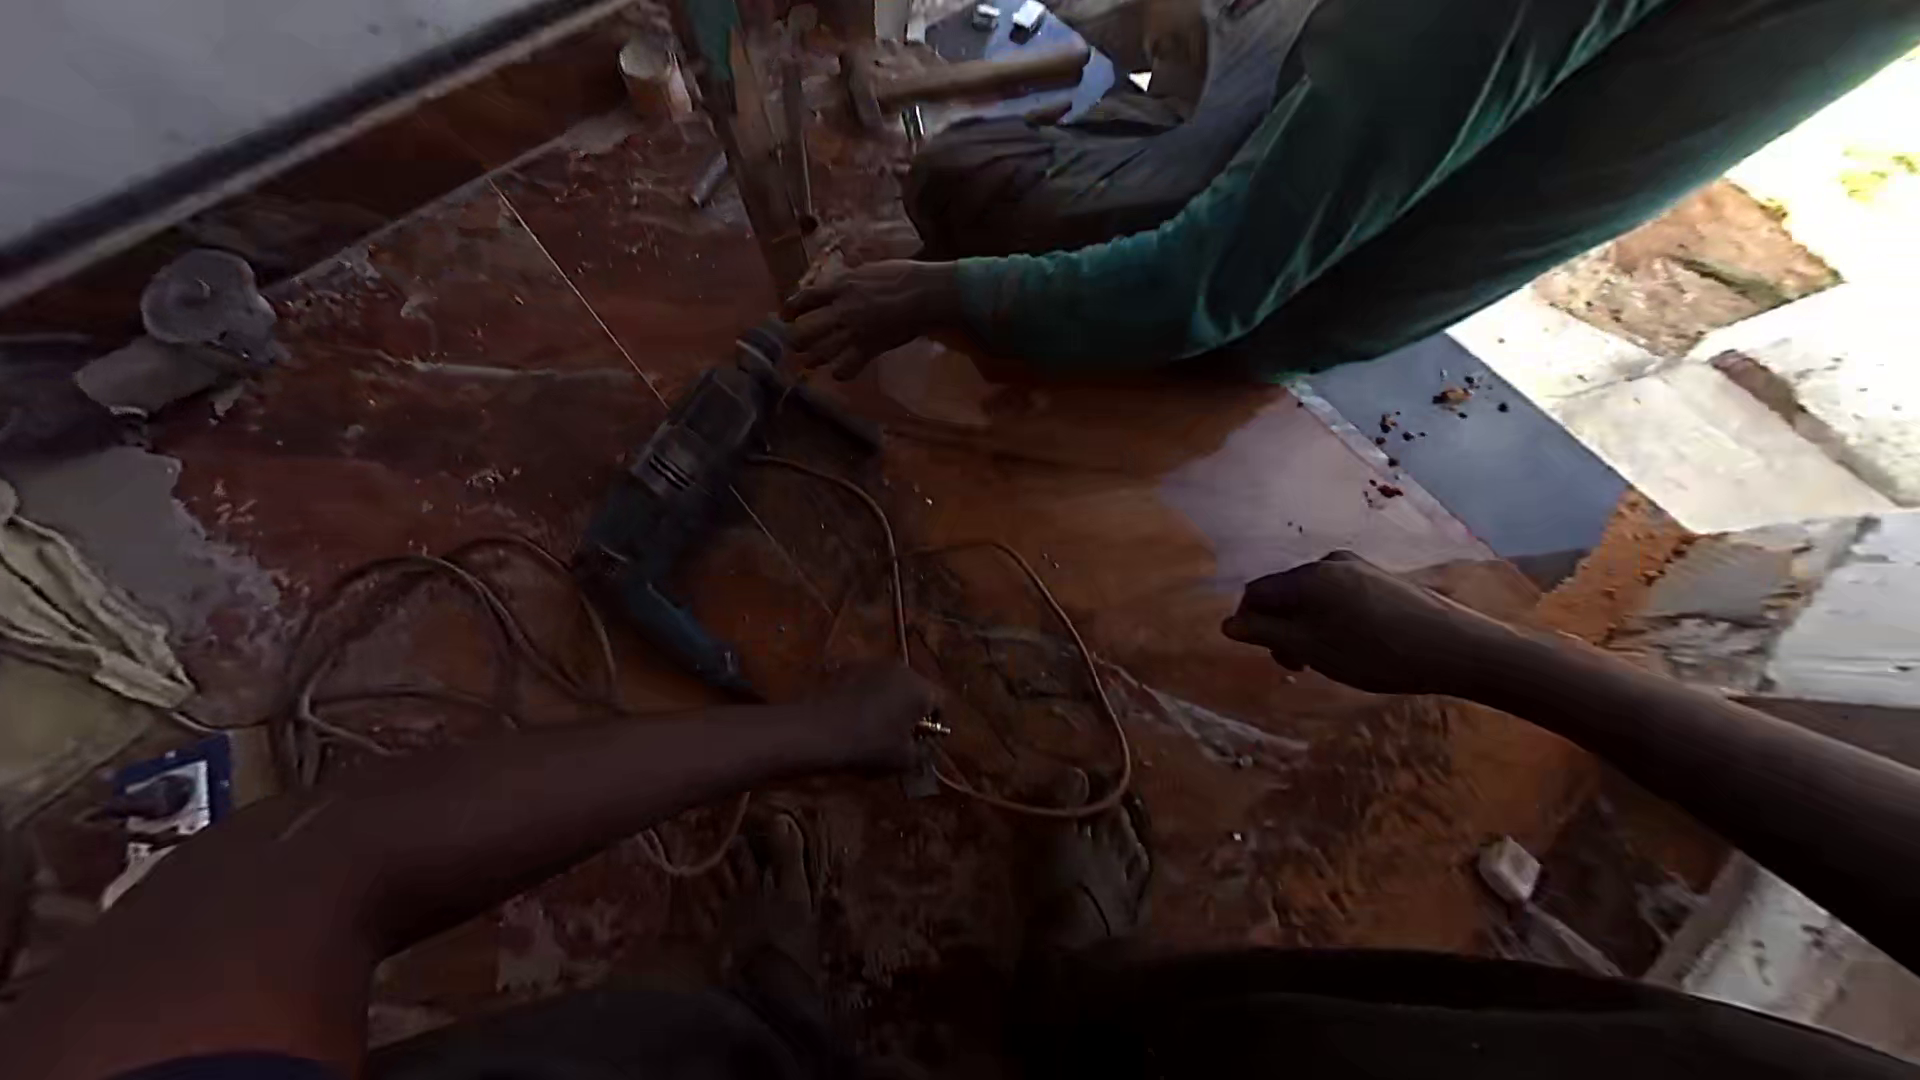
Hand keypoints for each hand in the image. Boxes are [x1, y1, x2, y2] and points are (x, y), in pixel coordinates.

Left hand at [783, 261, 963, 379]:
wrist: (922, 294)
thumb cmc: (901, 276)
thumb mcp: (867, 269)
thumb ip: (849, 279)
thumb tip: (840, 282)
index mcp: (839, 286)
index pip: (804, 299)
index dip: (790, 309)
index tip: (784, 316)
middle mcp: (841, 311)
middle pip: (805, 331)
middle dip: (796, 340)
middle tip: (797, 344)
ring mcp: (854, 332)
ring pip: (820, 353)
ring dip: (812, 359)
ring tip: (810, 362)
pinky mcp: (869, 349)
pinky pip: (847, 368)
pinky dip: (840, 373)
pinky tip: (839, 372)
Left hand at [811, 664, 940, 770]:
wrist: (816, 730)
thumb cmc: (868, 745)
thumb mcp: (903, 760)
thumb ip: (923, 753)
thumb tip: (925, 747)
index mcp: (920, 688)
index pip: (940, 702)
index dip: (935, 723)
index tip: (923, 740)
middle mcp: (901, 668)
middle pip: (916, 689)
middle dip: (912, 710)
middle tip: (900, 734)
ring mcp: (873, 664)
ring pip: (891, 684)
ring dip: (889, 700)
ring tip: (874, 725)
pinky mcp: (849, 666)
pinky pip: (868, 681)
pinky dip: (867, 695)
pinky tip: (853, 715)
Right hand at [1221, 551, 1518, 696]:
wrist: (1460, 649)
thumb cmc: (1375, 652)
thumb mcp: (1311, 647)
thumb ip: (1265, 633)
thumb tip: (1228, 624)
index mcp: (1306, 577)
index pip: (1257, 592)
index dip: (1250, 621)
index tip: (1267, 652)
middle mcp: (1328, 562)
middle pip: (1285, 592)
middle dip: (1281, 625)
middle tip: (1298, 663)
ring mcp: (1359, 568)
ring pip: (1312, 595)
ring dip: (1307, 624)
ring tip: (1327, 656)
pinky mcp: (1383, 579)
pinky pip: (1339, 594)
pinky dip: (1332, 617)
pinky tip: (1354, 643)